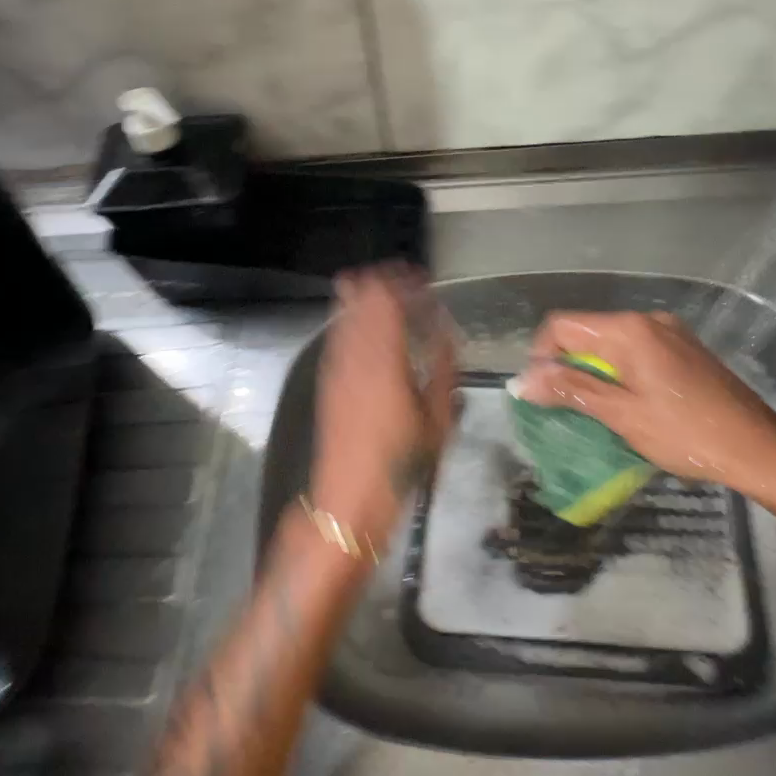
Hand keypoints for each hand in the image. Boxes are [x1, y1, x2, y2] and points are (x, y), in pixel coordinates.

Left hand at [310, 265, 456, 555]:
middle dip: (382, 283)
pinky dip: (347, 320)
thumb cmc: (400, 463)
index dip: (406, 285)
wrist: (348, 498)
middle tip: (402, 277)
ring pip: (345, 317)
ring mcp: (337, 369)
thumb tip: (447, 338)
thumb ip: (445, 373)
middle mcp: (357, 357)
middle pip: (363, 303)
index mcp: (388, 362)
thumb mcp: (438, 422)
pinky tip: (354, 318)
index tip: (422, 279)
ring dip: (361, 297)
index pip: (392, 306)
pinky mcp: (327, 383)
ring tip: (375, 283)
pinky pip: (336, 338)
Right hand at [513, 311, 775, 505]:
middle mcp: (648, 320)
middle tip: (566, 408)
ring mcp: (669, 333)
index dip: (542, 356)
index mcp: (630, 330)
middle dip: (567, 366)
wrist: (756, 447)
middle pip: (587, 332)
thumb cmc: (685, 433)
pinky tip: (627, 405)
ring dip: (593, 372)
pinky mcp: (683, 350)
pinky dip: (619, 373)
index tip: (543, 394)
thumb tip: (522, 381)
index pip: (563, 325)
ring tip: (595, 411)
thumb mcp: (621, 414)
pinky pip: (635, 352)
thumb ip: (571, 391)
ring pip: (611, 344)